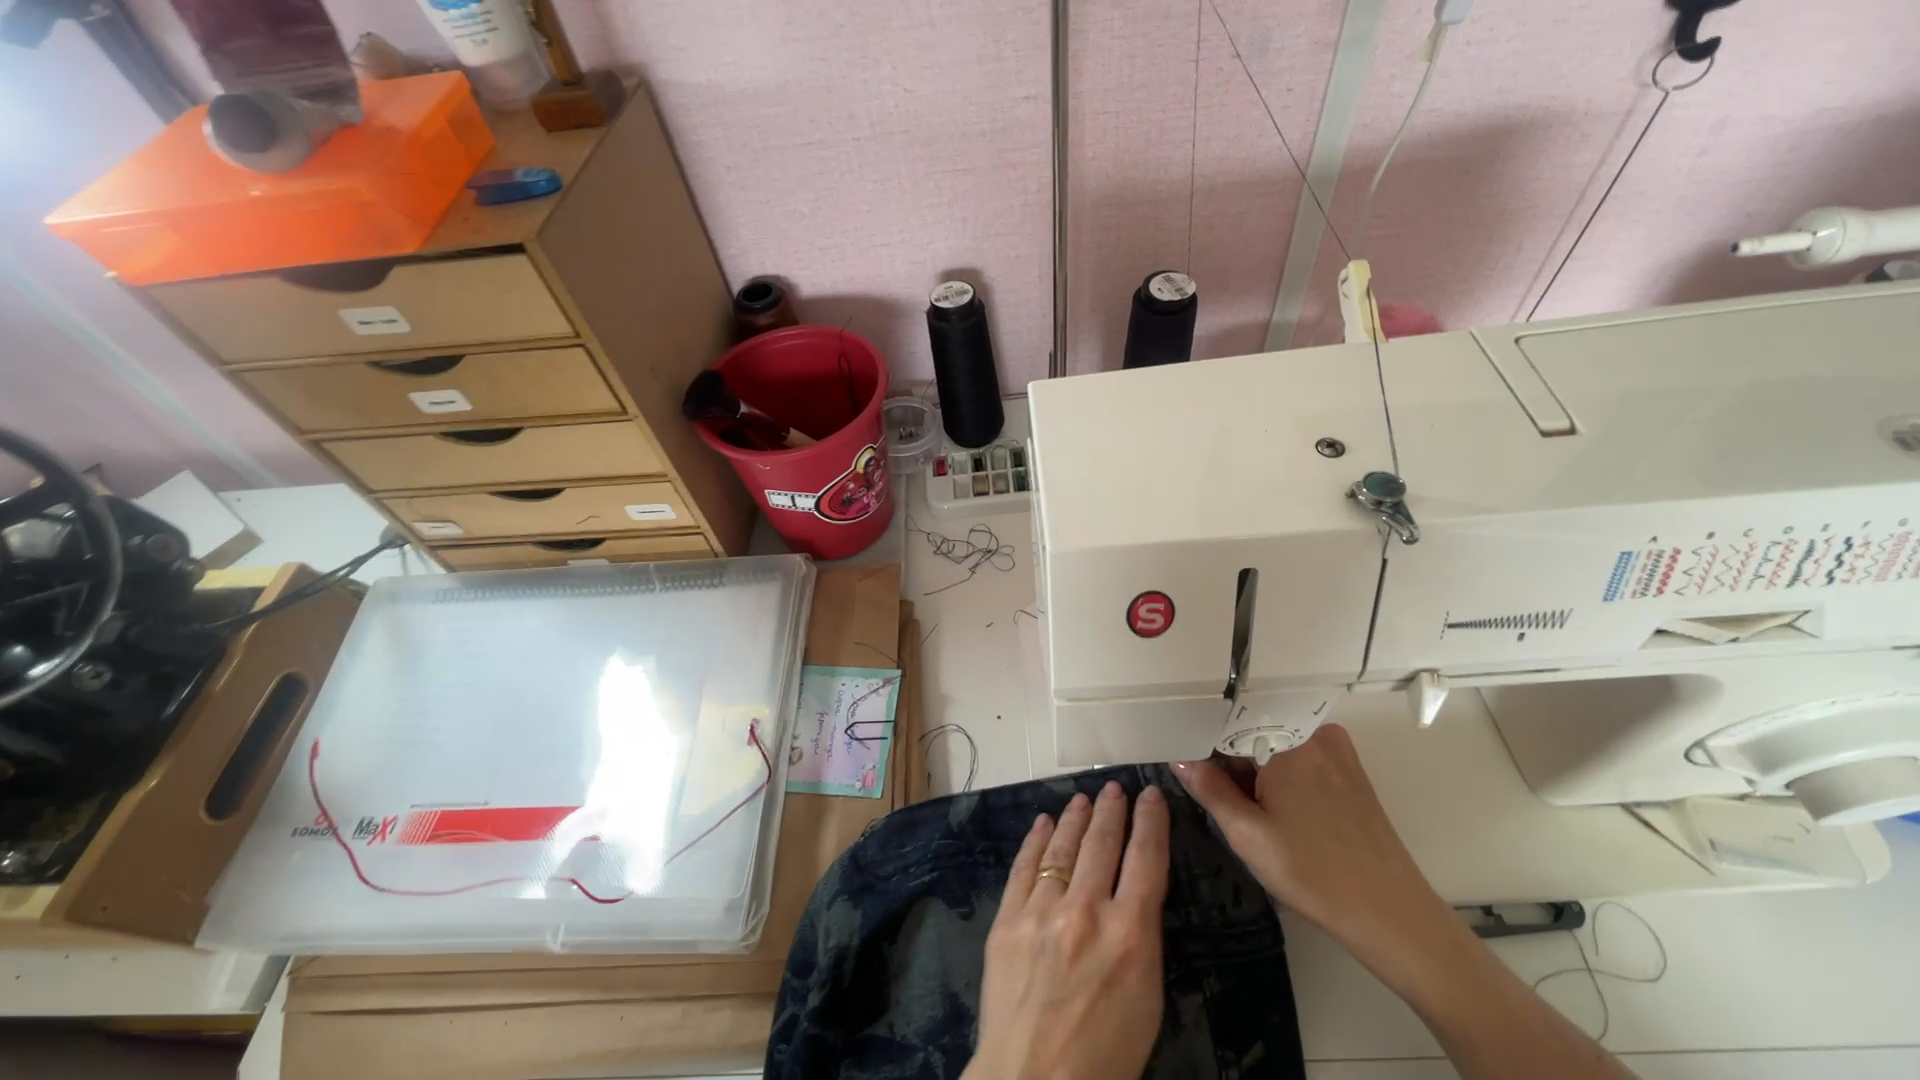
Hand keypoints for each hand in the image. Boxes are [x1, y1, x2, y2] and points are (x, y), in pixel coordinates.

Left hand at [963, 781, 1169, 1079]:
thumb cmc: (1105, 1054)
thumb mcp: (1146, 996)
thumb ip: (1140, 938)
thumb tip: (1133, 898)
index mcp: (1131, 933)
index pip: (1147, 859)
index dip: (1151, 822)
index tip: (1151, 797)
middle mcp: (1087, 910)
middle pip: (1103, 843)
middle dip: (1113, 811)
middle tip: (1116, 788)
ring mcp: (1042, 911)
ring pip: (1062, 849)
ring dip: (1076, 819)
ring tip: (1084, 799)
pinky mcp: (1007, 920)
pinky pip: (1023, 868)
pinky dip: (1035, 842)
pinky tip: (1043, 824)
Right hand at [1172, 725, 1451, 964]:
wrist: (1385, 910)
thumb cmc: (1311, 872)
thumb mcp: (1247, 834)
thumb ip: (1210, 789)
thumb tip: (1181, 759)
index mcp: (1290, 742)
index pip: (1231, 725)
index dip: (1205, 744)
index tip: (1187, 764)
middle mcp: (1317, 735)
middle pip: (1256, 733)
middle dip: (1233, 760)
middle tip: (1217, 797)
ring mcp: (1337, 751)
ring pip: (1278, 746)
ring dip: (1257, 770)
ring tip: (1248, 809)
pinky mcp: (1349, 770)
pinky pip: (1301, 758)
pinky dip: (1281, 776)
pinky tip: (1277, 811)